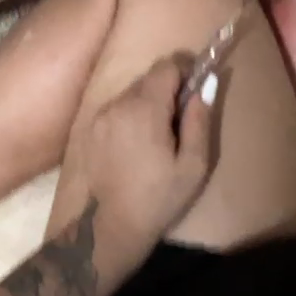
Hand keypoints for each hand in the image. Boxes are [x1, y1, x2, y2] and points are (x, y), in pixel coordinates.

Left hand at [66, 58, 219, 251]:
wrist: (106, 229)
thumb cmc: (158, 200)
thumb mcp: (193, 166)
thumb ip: (200, 119)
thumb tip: (207, 83)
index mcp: (144, 108)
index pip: (167, 66)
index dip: (185, 72)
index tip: (195, 92)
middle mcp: (118, 103)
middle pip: (148, 78)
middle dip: (168, 91)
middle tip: (180, 122)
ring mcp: (99, 114)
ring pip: (131, 93)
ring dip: (148, 104)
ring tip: (158, 139)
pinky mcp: (87, 128)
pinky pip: (116, 109)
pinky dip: (130, 117)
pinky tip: (136, 147)